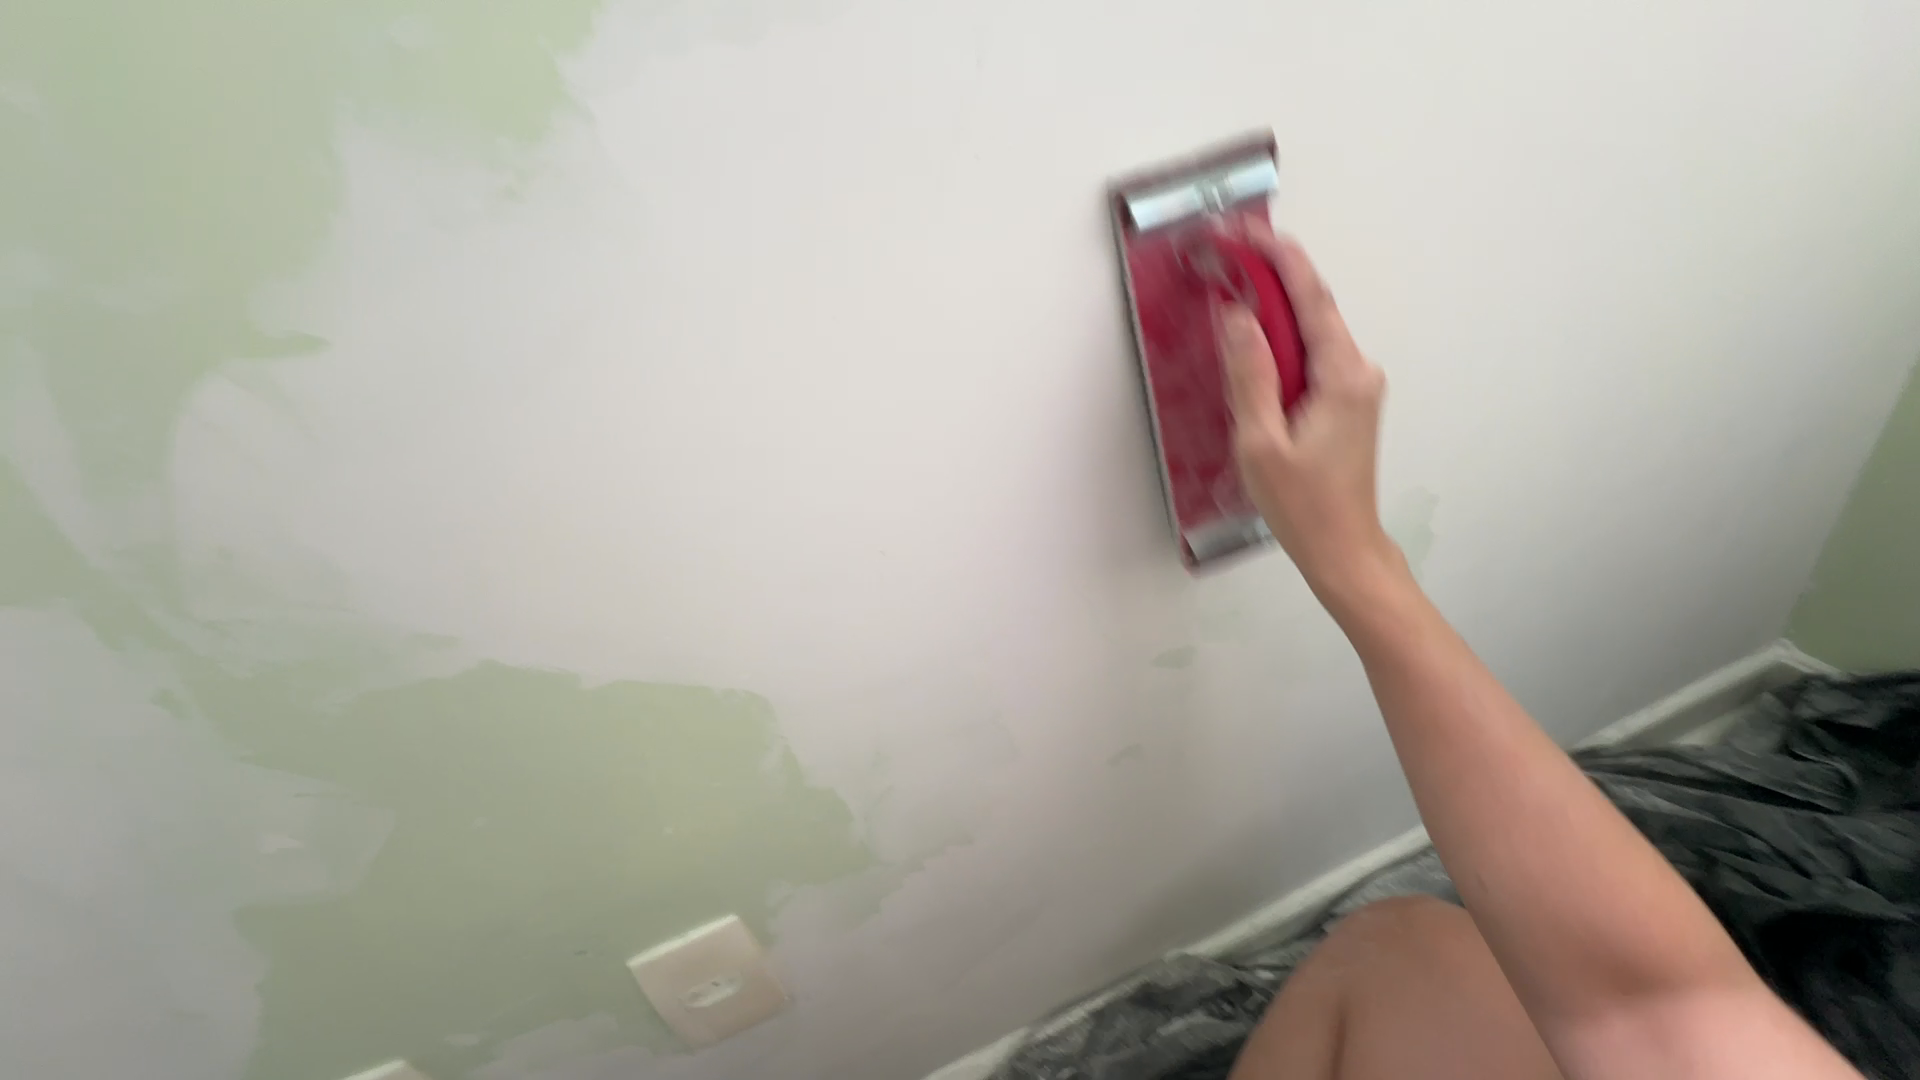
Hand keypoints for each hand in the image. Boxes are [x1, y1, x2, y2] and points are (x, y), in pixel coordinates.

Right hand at [1215, 224, 1397, 594]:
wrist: (1342, 546)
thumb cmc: (1302, 503)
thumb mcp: (1260, 441)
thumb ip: (1250, 374)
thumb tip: (1236, 316)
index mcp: (1342, 375)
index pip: (1310, 298)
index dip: (1278, 259)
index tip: (1248, 232)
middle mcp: (1358, 371)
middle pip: (1311, 311)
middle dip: (1270, 280)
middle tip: (1228, 258)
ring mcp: (1356, 387)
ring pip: (1309, 336)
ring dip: (1272, 316)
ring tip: (1231, 299)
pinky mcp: (1347, 403)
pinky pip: (1310, 360)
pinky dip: (1281, 347)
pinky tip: (1253, 351)